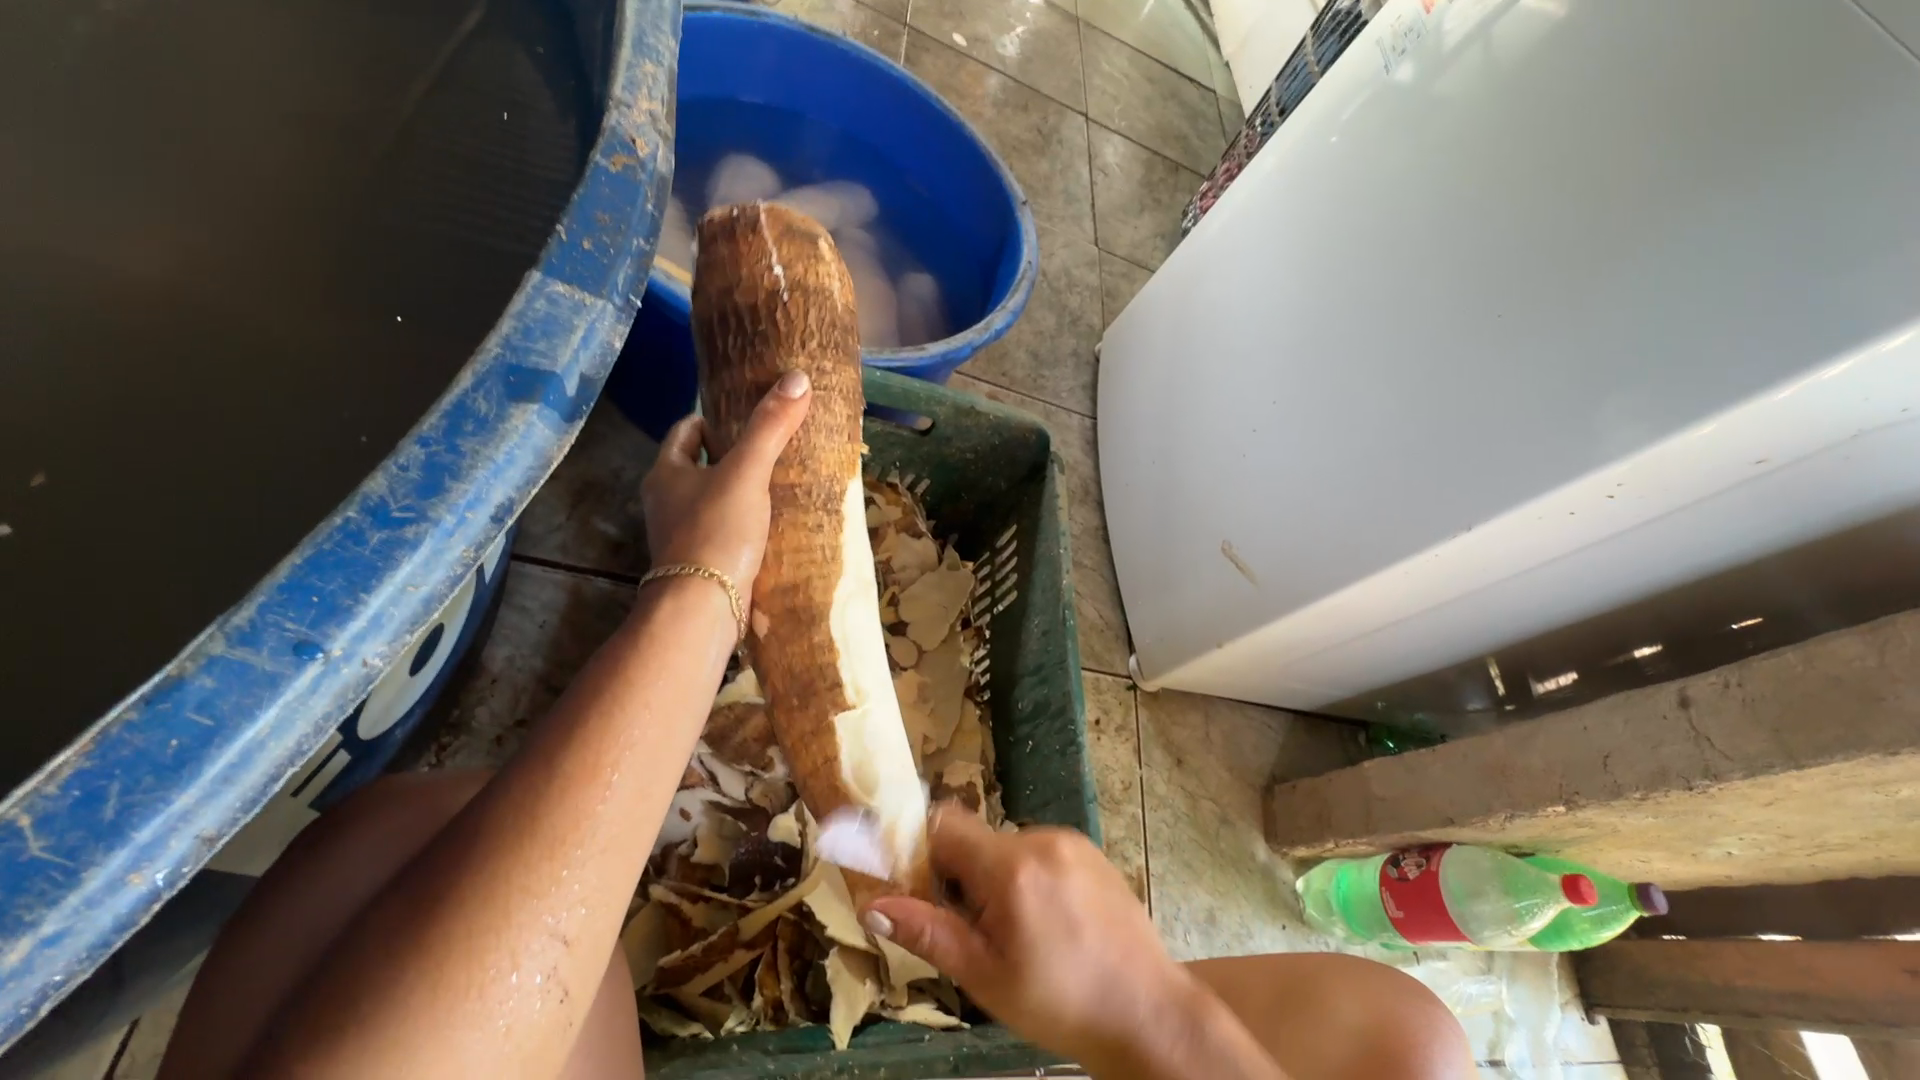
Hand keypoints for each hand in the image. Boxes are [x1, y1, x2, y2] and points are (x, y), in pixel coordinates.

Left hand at [641, 370, 811, 588]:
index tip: (746, 416)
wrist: (702, 608)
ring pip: (712, 501)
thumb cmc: (715, 532)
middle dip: (730, 455)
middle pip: (698, 465)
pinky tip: (773, 526)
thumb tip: (798, 378)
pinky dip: (744, 524)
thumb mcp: (746, 473)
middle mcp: (666, 502)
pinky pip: (724, 532)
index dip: (712, 419)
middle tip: (771, 447)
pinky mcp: (703, 564)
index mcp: (666, 473)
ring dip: (739, 492)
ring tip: (779, 484)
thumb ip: (769, 428)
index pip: (686, 430)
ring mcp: (682, 536)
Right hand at [861, 807, 1199, 1068]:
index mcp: (1012, 867)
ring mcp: (1072, 841)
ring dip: (996, 878)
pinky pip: (1040, 852)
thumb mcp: (984, 977)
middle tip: (973, 930)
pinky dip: (1028, 877)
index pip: (942, 824)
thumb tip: (873, 903)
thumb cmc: (1060, 1003)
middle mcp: (1042, 839)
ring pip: (1007, 847)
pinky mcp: (1092, 851)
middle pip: (975, 839)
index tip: (913, 884)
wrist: (1149, 1013)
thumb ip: (928, 932)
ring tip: (1017, 934)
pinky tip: (1048, 923)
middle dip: (962, 875)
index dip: (918, 847)